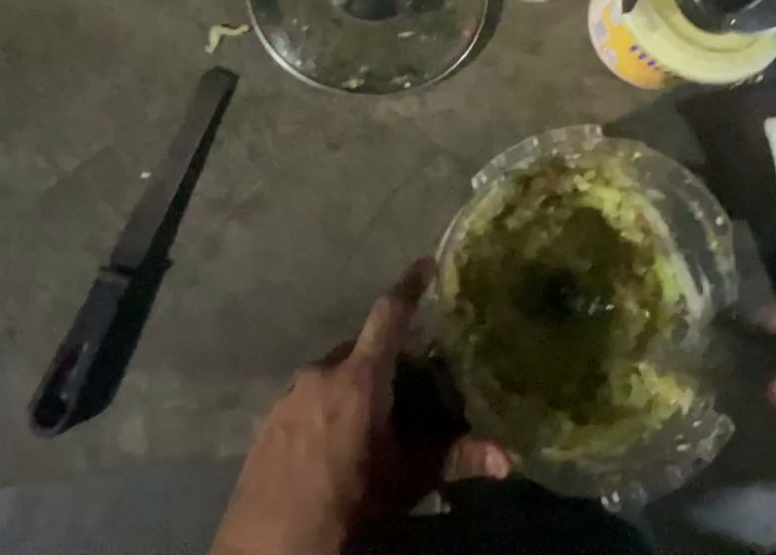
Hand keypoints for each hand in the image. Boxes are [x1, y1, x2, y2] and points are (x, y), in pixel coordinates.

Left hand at [210, 258, 438, 554]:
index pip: (388, 315)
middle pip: (363, 348)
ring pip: (334, 373)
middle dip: (390, 356)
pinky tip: (337, 441)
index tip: (425, 264)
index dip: (409, 287)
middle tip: (414, 381)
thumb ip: (453, 459)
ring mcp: (288, 396)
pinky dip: (329, 403)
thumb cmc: (346, 510)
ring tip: (377, 419)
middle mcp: (320, 373)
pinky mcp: (267, 421)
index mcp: (358, 378)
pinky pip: (309, 396)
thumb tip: (507, 458)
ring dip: (358, 383)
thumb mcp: (405, 484)